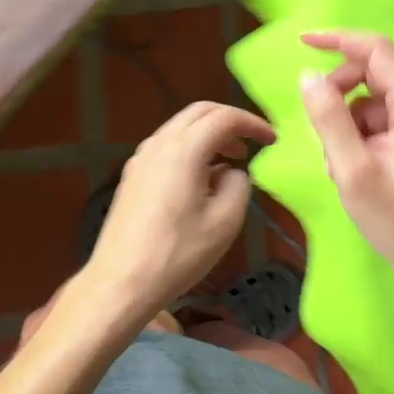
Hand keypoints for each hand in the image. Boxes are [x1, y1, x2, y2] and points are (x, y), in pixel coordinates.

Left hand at [80, 102, 276, 317]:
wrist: (121, 282)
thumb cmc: (177, 255)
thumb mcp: (224, 223)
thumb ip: (239, 186)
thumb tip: (233, 171)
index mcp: (183, 149)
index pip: (224, 117)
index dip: (252, 124)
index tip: (272, 140)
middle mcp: (159, 143)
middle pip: (199, 112)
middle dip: (230, 121)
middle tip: (252, 143)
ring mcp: (141, 157)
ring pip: (180, 126)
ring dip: (209, 134)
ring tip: (231, 161)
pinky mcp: (132, 174)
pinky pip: (166, 145)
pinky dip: (190, 148)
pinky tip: (201, 178)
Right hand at [299, 31, 393, 288]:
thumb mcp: (352, 171)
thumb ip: (329, 118)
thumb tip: (308, 76)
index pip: (377, 50)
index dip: (338, 40)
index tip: (304, 41)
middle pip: (377, 74)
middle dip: (341, 94)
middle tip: (320, 131)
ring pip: (380, 99)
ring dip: (352, 121)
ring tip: (339, 163)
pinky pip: (391, 117)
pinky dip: (367, 133)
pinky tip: (358, 167)